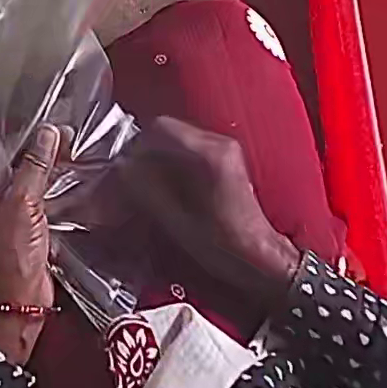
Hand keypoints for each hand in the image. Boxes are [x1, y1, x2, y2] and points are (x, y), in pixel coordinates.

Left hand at [0, 123, 62, 363]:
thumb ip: (34, 166)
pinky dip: (53, 187)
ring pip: (29, 180)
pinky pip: (38, 198)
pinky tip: (72, 176)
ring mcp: (5, 212)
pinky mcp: (23, 226)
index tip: (55, 126)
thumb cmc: (9, 258)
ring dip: (50, 168)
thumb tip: (47, 132)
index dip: (29, 137)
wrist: (16, 307)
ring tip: (75, 151)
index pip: (2, 151)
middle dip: (42, 151)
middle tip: (70, 137)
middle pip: (16, 164)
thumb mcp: (22, 204)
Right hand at [118, 117, 300, 315]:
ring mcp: (225, 148)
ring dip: (158, 156)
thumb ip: (148, 190)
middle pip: (168, 130)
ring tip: (146, 183)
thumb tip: (124, 169)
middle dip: (145, 152)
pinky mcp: (226, 158)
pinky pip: (188, 148)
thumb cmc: (224, 247)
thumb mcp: (178, 222)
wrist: (262, 259)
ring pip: (177, 138)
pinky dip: (171, 161)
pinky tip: (165, 186)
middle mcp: (218, 143)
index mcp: (208, 154)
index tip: (125, 167)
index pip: (161, 128)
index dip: (137, 146)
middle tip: (131, 176)